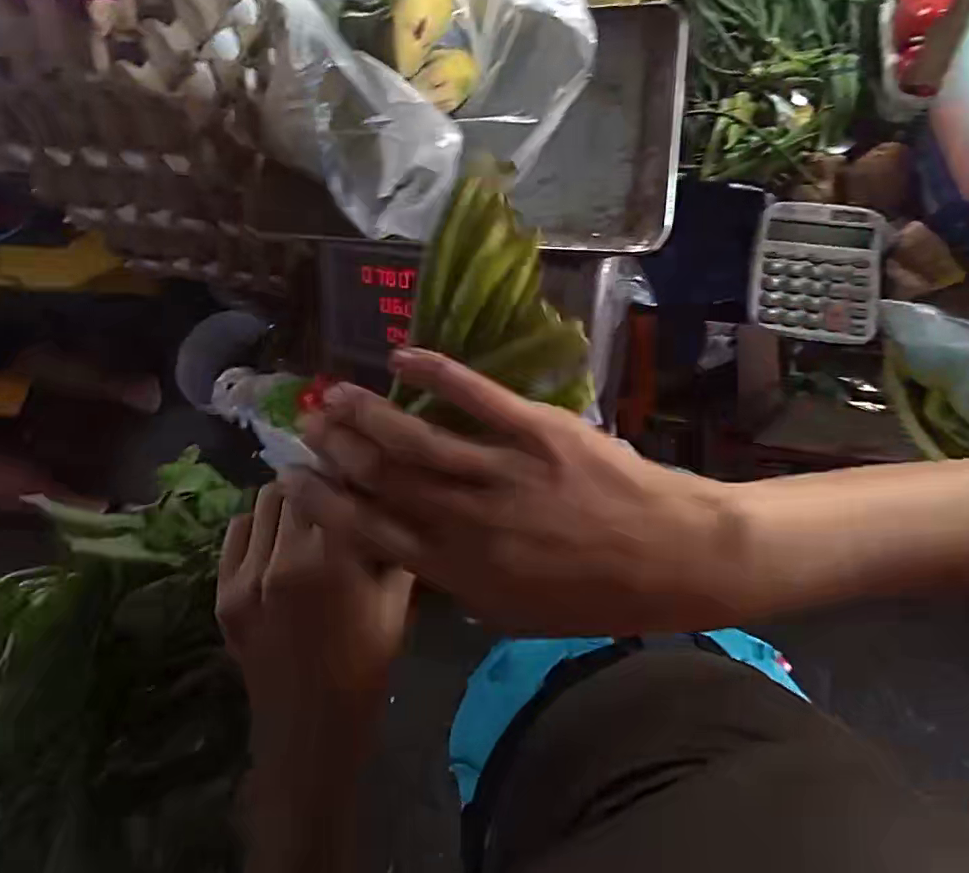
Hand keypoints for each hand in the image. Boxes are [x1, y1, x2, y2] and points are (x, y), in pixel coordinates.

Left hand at [217, 482, 414, 755]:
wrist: (311, 729)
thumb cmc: (367, 663)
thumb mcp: (397, 600)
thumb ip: (391, 542)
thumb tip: (387, 494)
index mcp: (331, 561)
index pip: (331, 483)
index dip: (344, 469)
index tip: (357, 464)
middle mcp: (281, 561)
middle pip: (293, 485)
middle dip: (317, 479)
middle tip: (335, 485)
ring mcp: (245, 579)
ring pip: (263, 502)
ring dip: (288, 497)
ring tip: (308, 510)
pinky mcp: (222, 595)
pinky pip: (237, 530)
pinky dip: (259, 521)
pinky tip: (279, 536)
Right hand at [287, 349, 751, 634]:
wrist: (675, 556)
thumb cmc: (598, 593)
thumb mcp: (520, 612)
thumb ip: (462, 583)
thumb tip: (416, 551)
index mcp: (461, 571)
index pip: (371, 533)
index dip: (325, 501)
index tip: (293, 476)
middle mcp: (470, 522)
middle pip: (384, 478)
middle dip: (337, 447)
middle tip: (306, 420)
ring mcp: (505, 471)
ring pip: (418, 438)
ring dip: (369, 411)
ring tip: (334, 390)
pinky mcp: (539, 430)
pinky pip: (477, 396)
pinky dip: (436, 373)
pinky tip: (403, 356)